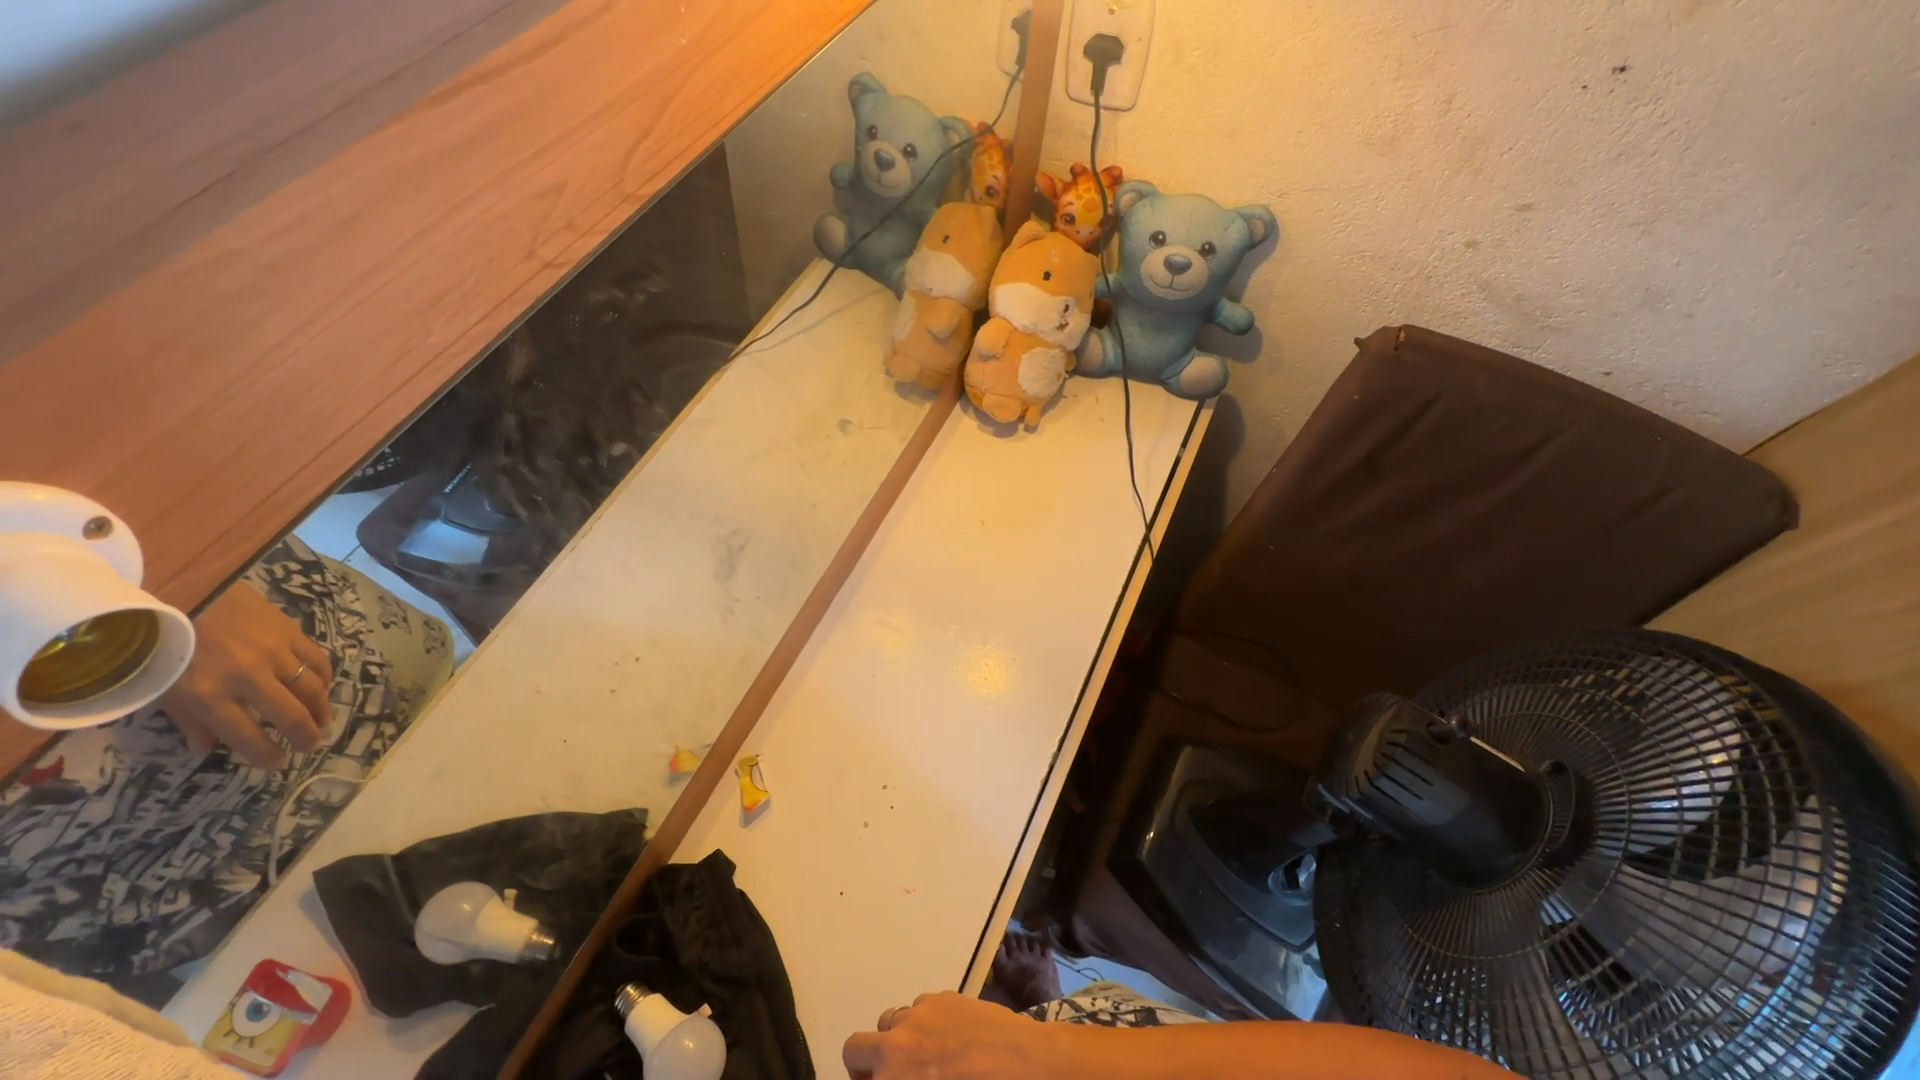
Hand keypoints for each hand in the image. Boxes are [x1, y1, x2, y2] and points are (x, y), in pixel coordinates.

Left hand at [157, 584, 332, 766]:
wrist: (177, 591)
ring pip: (312, 689)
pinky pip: (317, 660)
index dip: (267, 754)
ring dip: (321, 709)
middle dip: (305, 736)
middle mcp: (247, 678)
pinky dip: (322, 678)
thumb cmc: (160, 645)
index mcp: (209, 696)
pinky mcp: (289, 632)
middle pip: (290, 715)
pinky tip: (321, 687)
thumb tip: (205, 750)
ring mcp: (273, 653)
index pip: (247, 736)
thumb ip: (188, 720)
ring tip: (323, 720)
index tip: (279, 763)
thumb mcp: (162, 688)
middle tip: (311, 745)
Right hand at [843, 993, 1059, 1079]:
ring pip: (891, 1023)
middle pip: (856, 1048)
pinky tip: (950, 1039)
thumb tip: (902, 1073)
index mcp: (891, 1074)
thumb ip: (904, 1079)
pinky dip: (925, 1023)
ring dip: (898, 1041)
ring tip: (926, 1058)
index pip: (854, 1066)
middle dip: (866, 1065)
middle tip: (889, 1078)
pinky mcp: (945, 998)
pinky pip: (921, 1009)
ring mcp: (920, 1015)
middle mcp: (895, 1041)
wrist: (1026, 1066)